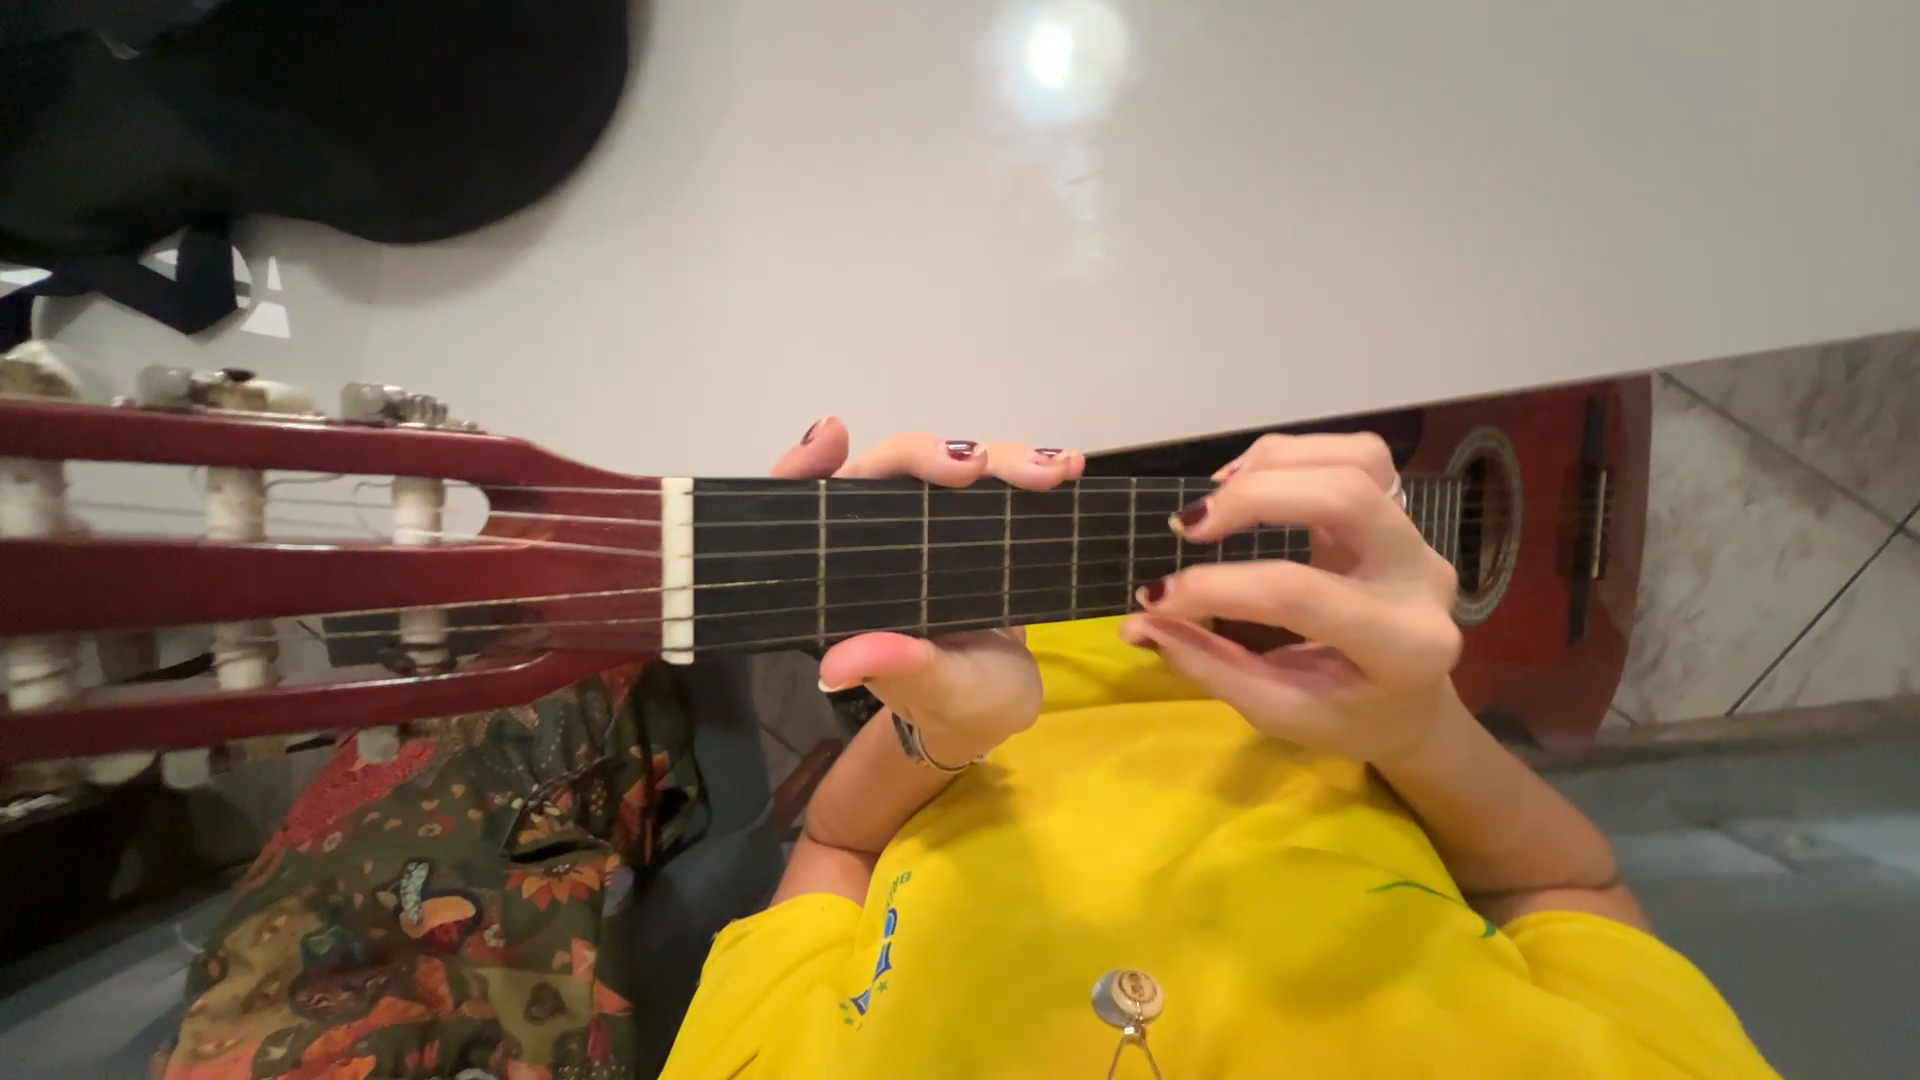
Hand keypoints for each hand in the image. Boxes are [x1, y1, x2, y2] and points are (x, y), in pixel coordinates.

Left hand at [772, 418, 1085, 761]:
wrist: (1007, 703)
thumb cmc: (958, 705)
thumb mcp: (934, 694)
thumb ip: (899, 672)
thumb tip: (838, 666)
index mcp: (852, 583)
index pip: (813, 512)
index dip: (809, 468)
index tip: (833, 436)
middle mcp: (885, 545)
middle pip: (890, 473)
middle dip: (929, 455)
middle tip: (977, 466)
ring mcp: (934, 529)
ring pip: (951, 467)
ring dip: (1000, 458)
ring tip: (1054, 471)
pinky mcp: (981, 524)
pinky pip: (999, 483)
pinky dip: (1031, 469)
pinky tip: (1068, 467)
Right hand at [1119, 433, 1463, 764]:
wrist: (1410, 703)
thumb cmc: (1345, 715)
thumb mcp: (1276, 708)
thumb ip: (1206, 663)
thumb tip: (1135, 625)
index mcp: (1402, 645)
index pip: (1297, 593)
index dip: (1216, 588)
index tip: (1154, 599)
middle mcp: (1421, 578)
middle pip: (1344, 495)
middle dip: (1250, 499)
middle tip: (1185, 527)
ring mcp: (1418, 536)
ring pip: (1357, 460)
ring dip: (1273, 463)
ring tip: (1215, 491)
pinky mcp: (1401, 511)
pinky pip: (1357, 455)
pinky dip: (1291, 455)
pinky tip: (1245, 479)